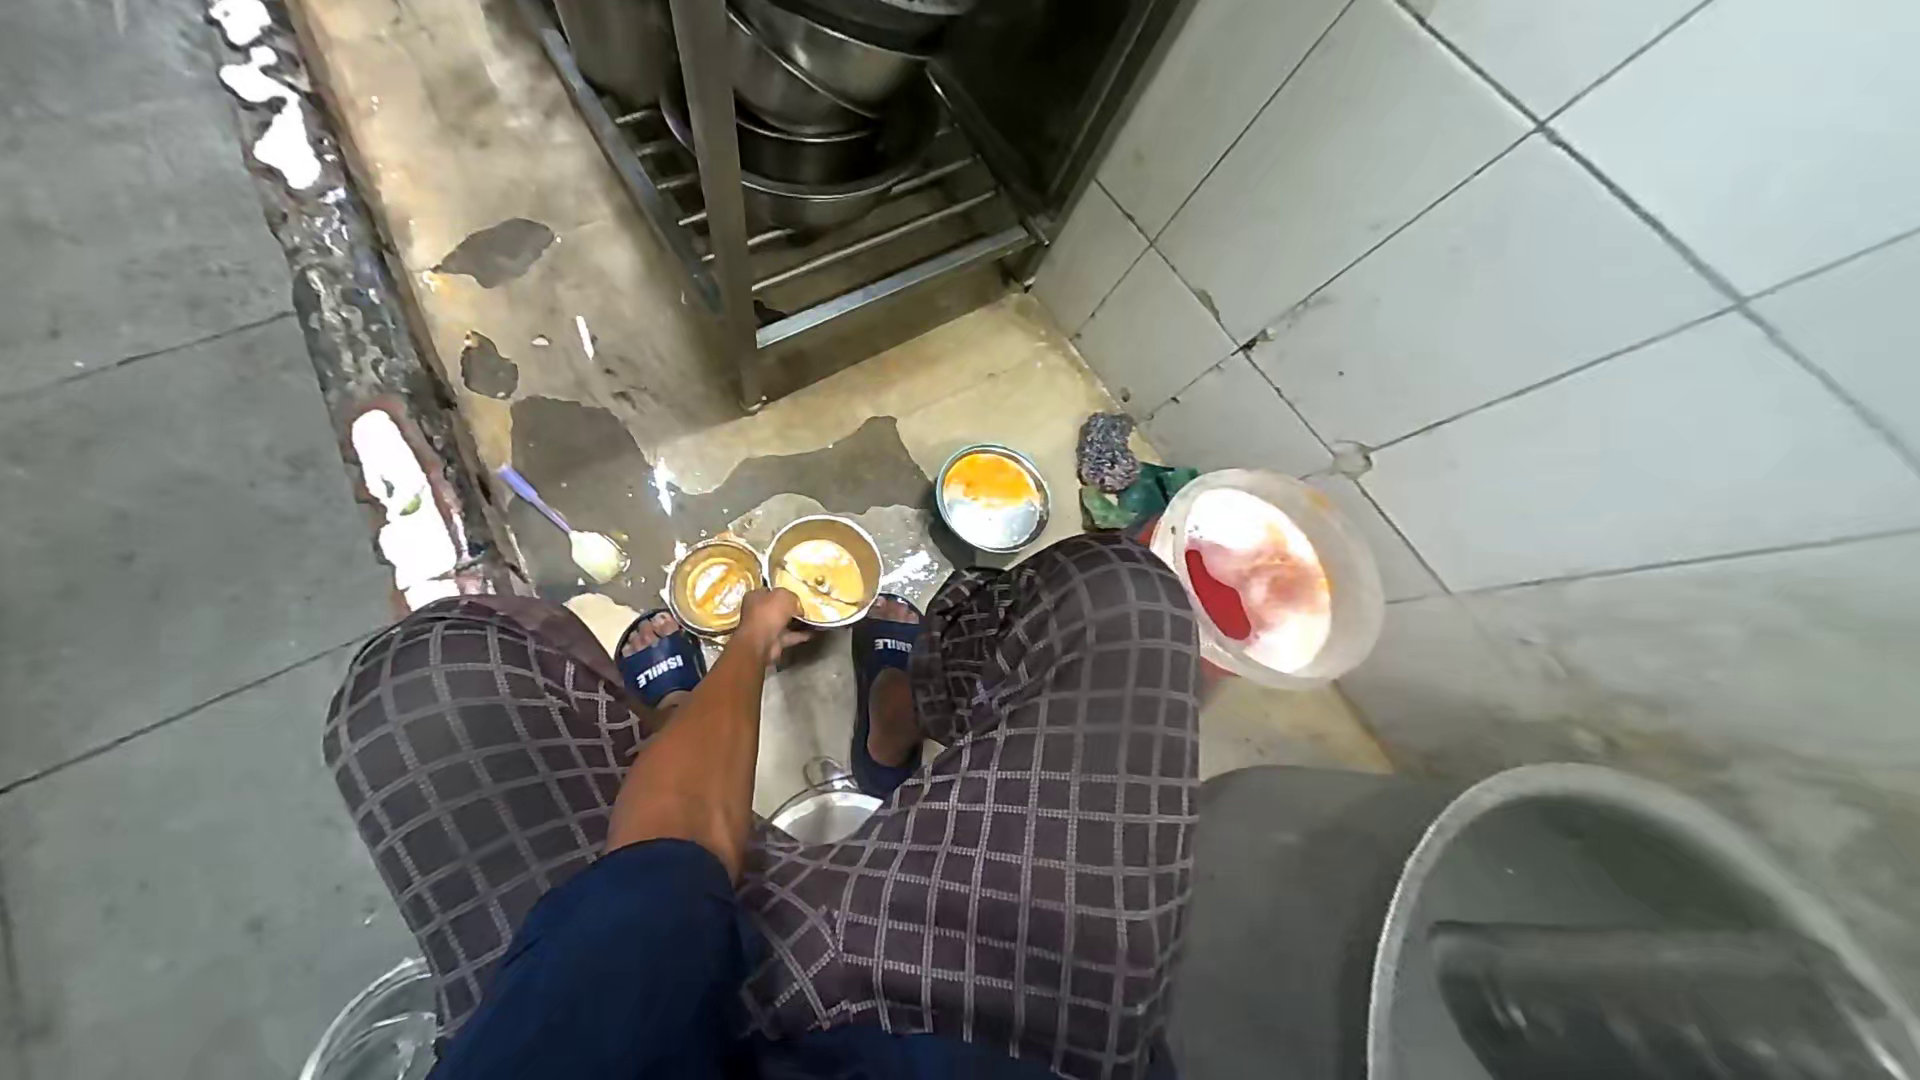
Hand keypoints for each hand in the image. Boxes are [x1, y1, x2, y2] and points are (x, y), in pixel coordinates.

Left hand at [734, 587, 809, 664]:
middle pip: (777, 607)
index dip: (782, 590)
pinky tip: (813, 631)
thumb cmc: (769, 613)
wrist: (762, 642)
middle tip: (806, 605)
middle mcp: (757, 611)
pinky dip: (800, 635)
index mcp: (755, 596)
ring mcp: (765, 628)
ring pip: (784, 622)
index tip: (796, 592)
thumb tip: (797, 607)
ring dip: (797, 621)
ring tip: (814, 618)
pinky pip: (790, 636)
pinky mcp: (773, 641)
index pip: (769, 590)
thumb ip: (792, 596)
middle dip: (791, 607)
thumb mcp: (784, 595)